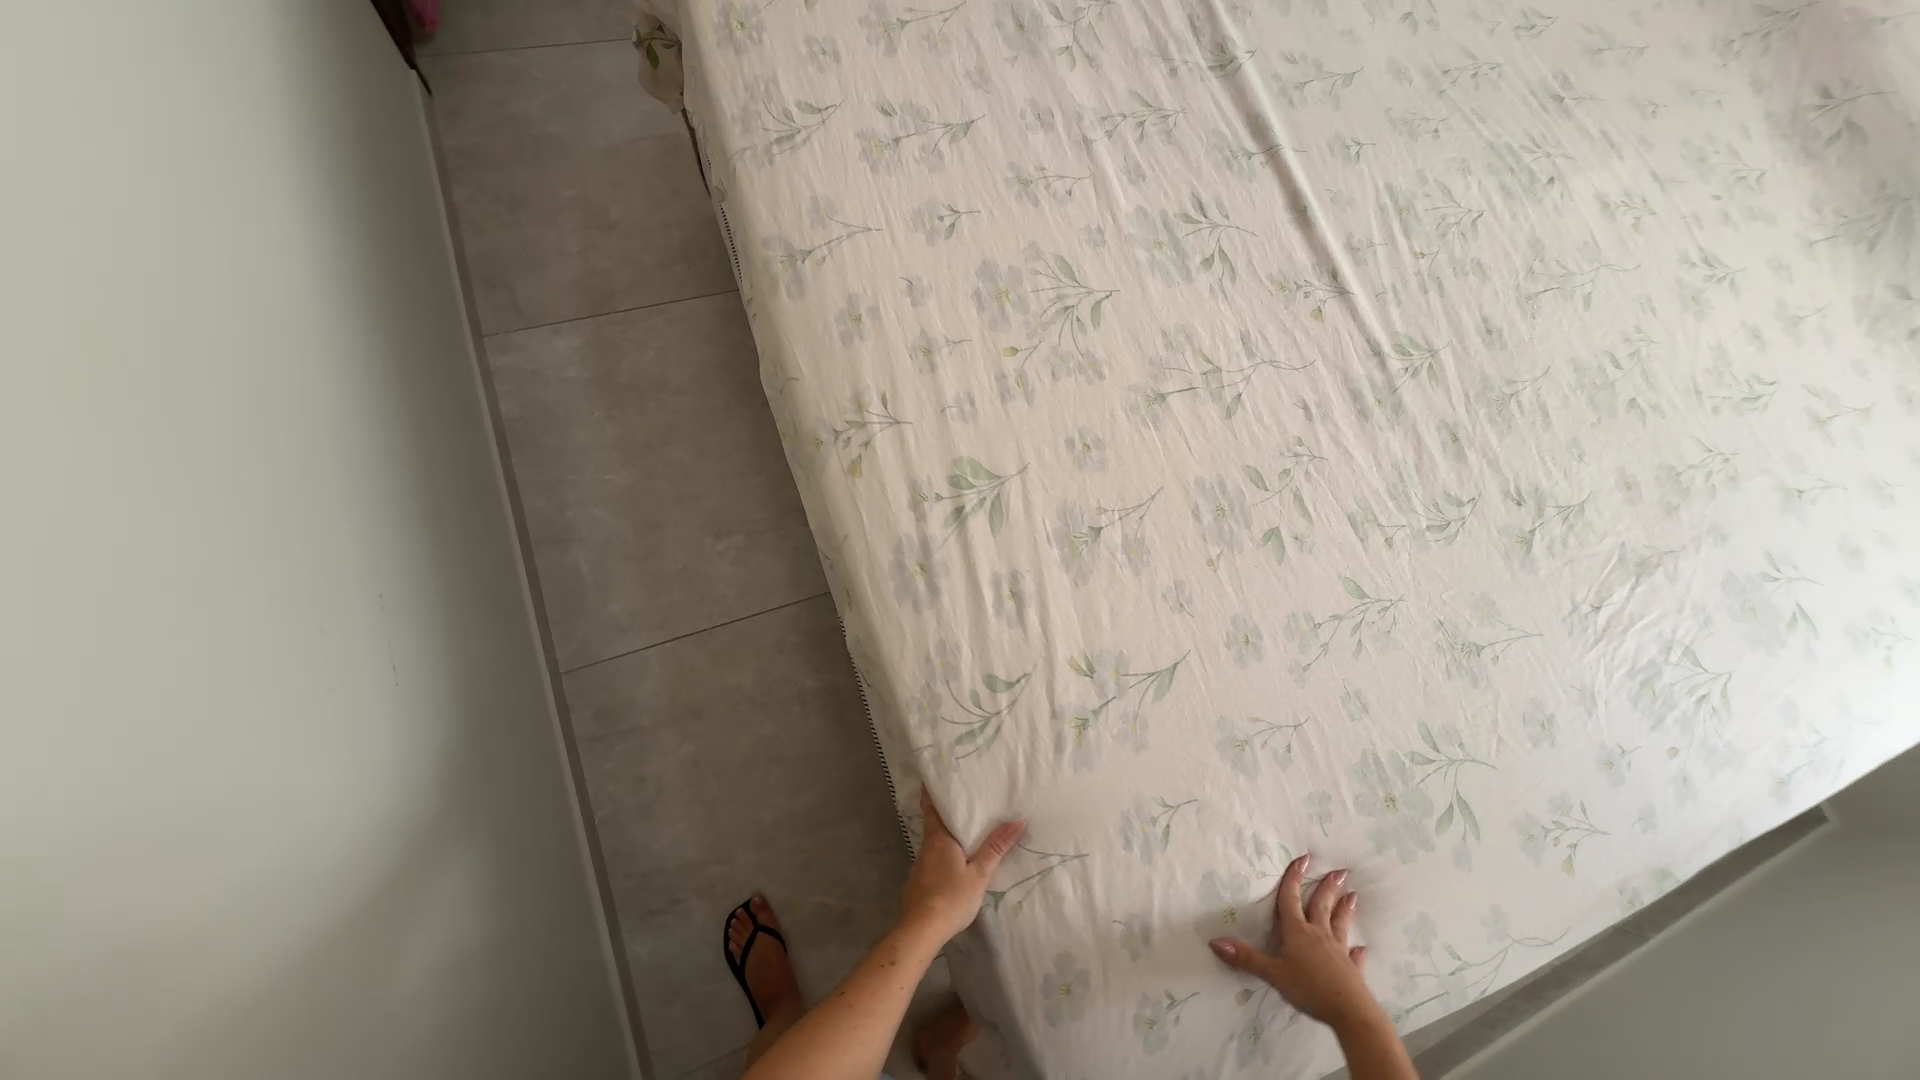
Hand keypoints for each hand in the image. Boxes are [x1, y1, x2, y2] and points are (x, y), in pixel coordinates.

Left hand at [899, 789, 1025, 944]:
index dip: (930, 792)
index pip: (931, 807)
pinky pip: (931, 863)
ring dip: (944, 838)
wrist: (920, 930)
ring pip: (933, 845)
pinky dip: (941, 859)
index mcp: (939, 839)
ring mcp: (919, 867)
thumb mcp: (979, 874)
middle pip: (933, 825)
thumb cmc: (951, 897)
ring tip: (962, 835)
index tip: (933, 776)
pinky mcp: (917, 884)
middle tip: (961, 803)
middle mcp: (926, 848)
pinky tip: (951, 868)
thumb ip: (996, 848)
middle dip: (945, 814)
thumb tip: (1017, 821)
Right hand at [1208, 853, 1379, 1033]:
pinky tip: (1361, 948)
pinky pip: (1355, 957)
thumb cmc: (1309, 988)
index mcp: (1298, 932)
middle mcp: (1319, 936)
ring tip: (1353, 895)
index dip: (1294, 878)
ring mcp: (1338, 952)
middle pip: (1321, 907)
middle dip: (1328, 888)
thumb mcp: (1273, 974)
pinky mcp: (1352, 970)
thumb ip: (1246, 958)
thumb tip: (1214, 941)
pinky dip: (1357, 951)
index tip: (1304, 858)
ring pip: (1340, 925)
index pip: (1291, 899)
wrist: (1350, 1013)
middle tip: (1340, 871)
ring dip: (1345, 910)